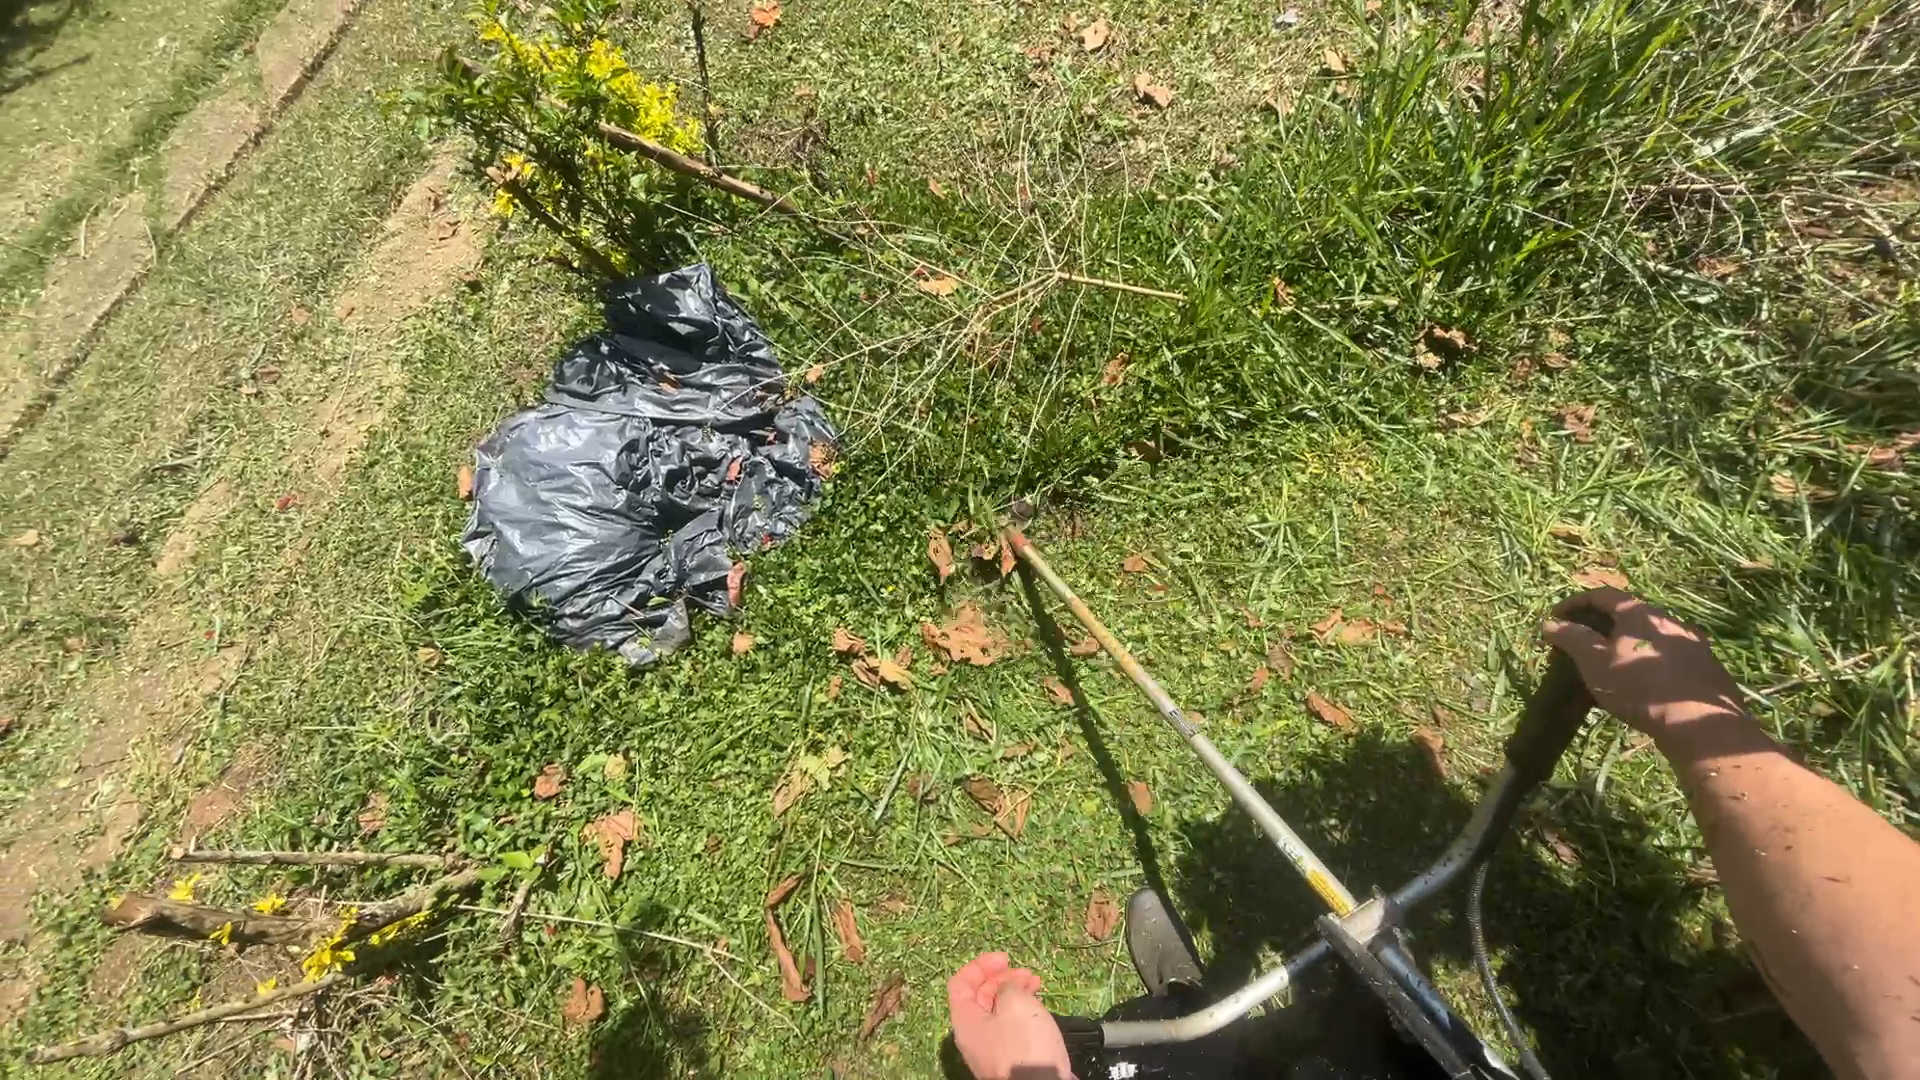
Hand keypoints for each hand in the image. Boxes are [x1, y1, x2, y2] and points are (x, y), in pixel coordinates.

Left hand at [947, 952, 1072, 1079]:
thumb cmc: (1022, 1043)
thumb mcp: (1014, 1002)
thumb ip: (1006, 986)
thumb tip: (1008, 987)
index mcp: (965, 1021)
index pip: (961, 983)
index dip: (981, 965)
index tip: (1005, 959)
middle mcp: (974, 1035)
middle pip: (980, 995)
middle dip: (1002, 977)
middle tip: (1024, 972)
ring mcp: (992, 1048)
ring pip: (999, 1010)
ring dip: (1015, 991)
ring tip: (1035, 983)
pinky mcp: (1011, 1058)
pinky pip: (1012, 1025)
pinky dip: (1023, 1009)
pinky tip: (1037, 1004)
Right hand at [1541, 588, 1746, 741]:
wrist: (1700, 724)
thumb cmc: (1638, 686)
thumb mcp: (1594, 661)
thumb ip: (1571, 637)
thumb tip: (1550, 623)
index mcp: (1641, 615)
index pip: (1602, 595)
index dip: (1574, 603)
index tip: (1555, 618)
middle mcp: (1671, 623)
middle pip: (1626, 615)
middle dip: (1596, 626)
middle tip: (1576, 644)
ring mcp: (1693, 645)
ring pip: (1647, 636)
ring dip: (1621, 644)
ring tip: (1604, 664)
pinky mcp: (1706, 667)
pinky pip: (1665, 655)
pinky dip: (1643, 659)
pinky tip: (1635, 681)